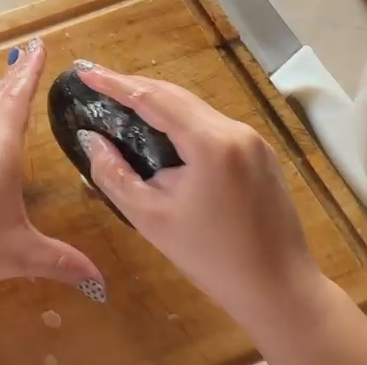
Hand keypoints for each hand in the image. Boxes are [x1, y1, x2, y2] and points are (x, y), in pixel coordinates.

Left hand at [0, 38, 103, 303]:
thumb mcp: (19, 254)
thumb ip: (60, 261)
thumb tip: (98, 279)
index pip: (18, 100)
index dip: (31, 73)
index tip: (38, 44)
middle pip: (0, 100)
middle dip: (18, 76)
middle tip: (30, 51)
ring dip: (1, 94)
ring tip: (14, 80)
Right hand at [71, 62, 319, 326]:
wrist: (282, 295)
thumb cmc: (212, 259)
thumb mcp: (150, 217)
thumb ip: (113, 173)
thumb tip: (91, 138)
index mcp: (211, 144)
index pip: (152, 99)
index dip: (114, 83)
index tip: (84, 72)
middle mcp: (235, 131)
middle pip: (174, 96)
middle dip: (132, 86)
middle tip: (95, 81)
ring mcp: (252, 141)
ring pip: (193, 107)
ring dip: (156, 101)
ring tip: (120, 100)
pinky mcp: (259, 153)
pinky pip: (209, 123)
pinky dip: (178, 119)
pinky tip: (158, 127)